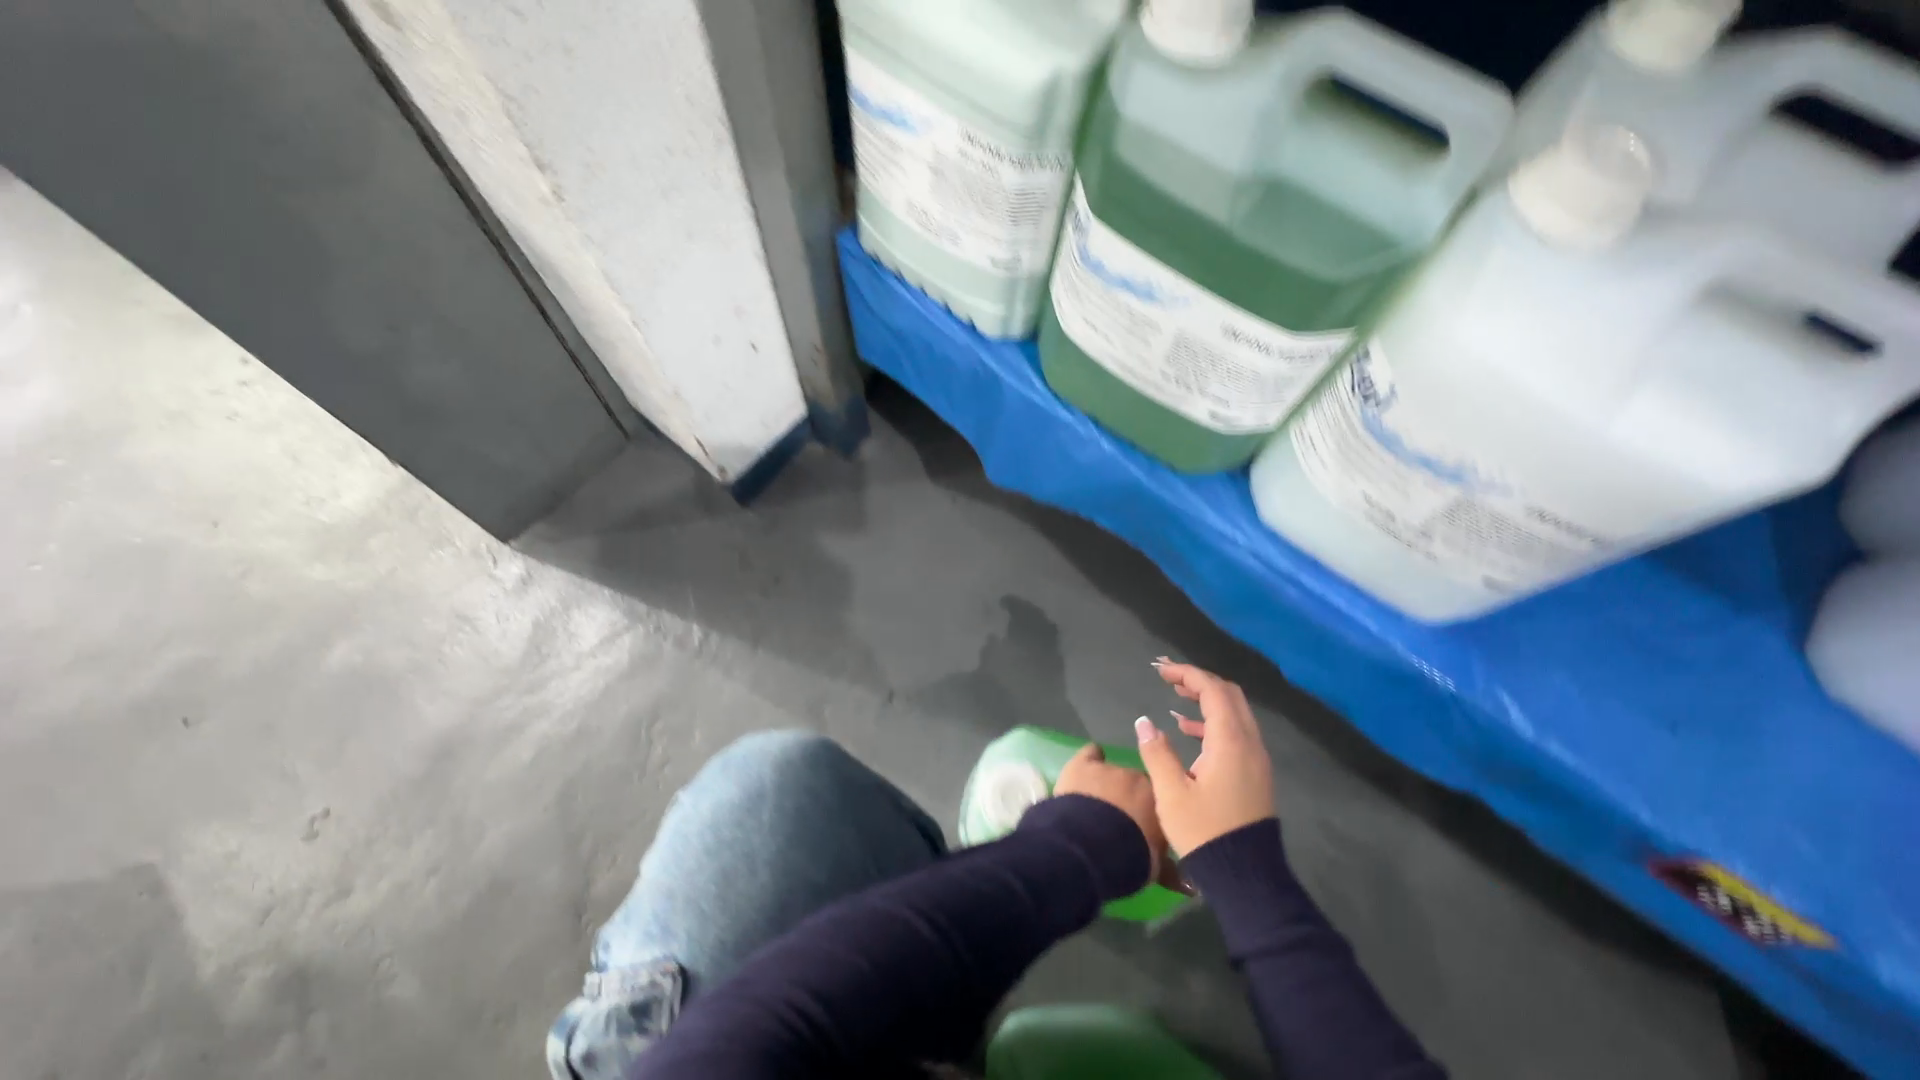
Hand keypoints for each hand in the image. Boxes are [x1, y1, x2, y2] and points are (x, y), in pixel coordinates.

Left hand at [1054, 743, 1181, 889]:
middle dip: (1132, 798)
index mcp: (1163, 802)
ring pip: (1115, 773)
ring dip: (1109, 786)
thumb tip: (1188, 885)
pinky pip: (1090, 754)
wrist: (1091, 847)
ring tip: (1097, 804)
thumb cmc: (1129, 859)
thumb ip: (1169, 868)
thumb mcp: (1155, 869)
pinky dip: (1090, 759)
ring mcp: (1112, 770)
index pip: (1163, 801)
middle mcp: (1141, 780)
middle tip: (1121, 817)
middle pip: (1139, 785)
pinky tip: (1087, 767)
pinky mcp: (1084, 766)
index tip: (1146, 824)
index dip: (1152, 812)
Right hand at [1135, 660, 1275, 855]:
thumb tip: (1145, 722)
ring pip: (1235, 714)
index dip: (1187, 675)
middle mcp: (1249, 743)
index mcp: (1229, 741)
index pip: (1212, 691)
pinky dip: (1214, 724)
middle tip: (1169, 679)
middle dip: (1200, 682)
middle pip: (1229, 695)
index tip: (1161, 670)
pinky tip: (1189, 733)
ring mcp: (1256, 759)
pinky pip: (1237, 734)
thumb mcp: (1171, 793)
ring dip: (1207, 702)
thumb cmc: (1205, 832)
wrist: (1246, 875)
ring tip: (1175, 701)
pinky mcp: (1255, 775)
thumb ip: (1157, 752)